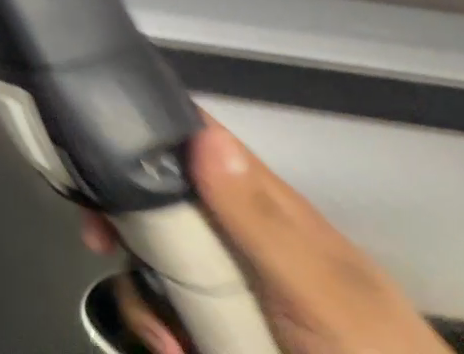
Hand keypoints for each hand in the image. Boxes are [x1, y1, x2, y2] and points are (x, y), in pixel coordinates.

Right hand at [83, 119, 450, 353]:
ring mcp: (222, 280)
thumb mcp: (321, 289)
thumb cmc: (373, 352)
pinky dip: (151, 325)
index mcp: (261, 206)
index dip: (138, 132)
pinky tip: (172, 349)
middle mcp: (233, 234)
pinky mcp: (210, 320)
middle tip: (97, 243)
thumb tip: (204, 135)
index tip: (90, 150)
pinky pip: (156, 305)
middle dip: (116, 221)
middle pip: (150, 199)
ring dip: (136, 290)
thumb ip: (261, 219)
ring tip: (161, 335)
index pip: (191, 140)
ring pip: (145, 255)